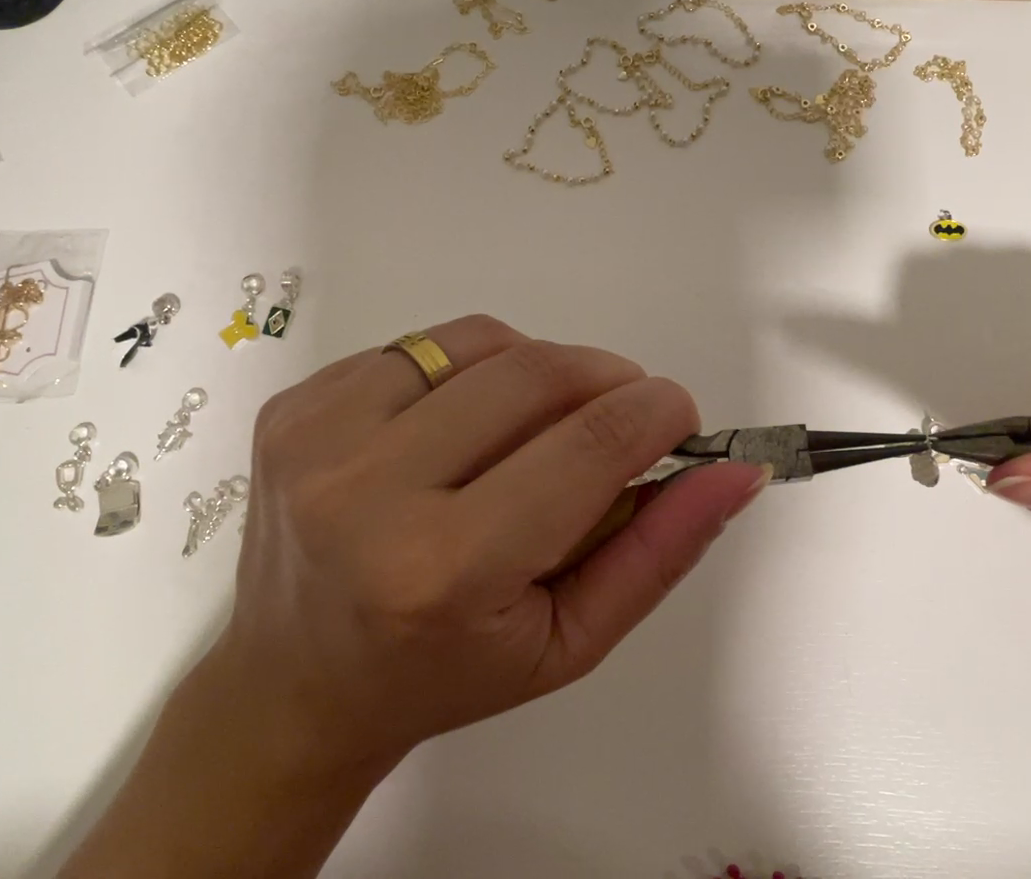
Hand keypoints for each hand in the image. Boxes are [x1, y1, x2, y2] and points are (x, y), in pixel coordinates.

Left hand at [219, 315, 768, 773]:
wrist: (297, 687)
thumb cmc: (448, 676)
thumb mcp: (572, 640)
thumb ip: (661, 552)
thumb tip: (737, 472)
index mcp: (445, 570)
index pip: (585, 447)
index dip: (656, 413)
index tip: (680, 416)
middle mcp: (368, 492)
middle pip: (534, 373)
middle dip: (608, 379)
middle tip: (626, 412)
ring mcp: (318, 439)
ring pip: (481, 343)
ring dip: (539, 368)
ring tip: (542, 423)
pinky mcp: (293, 409)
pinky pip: (419, 346)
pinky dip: (470, 370)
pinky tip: (465, 426)